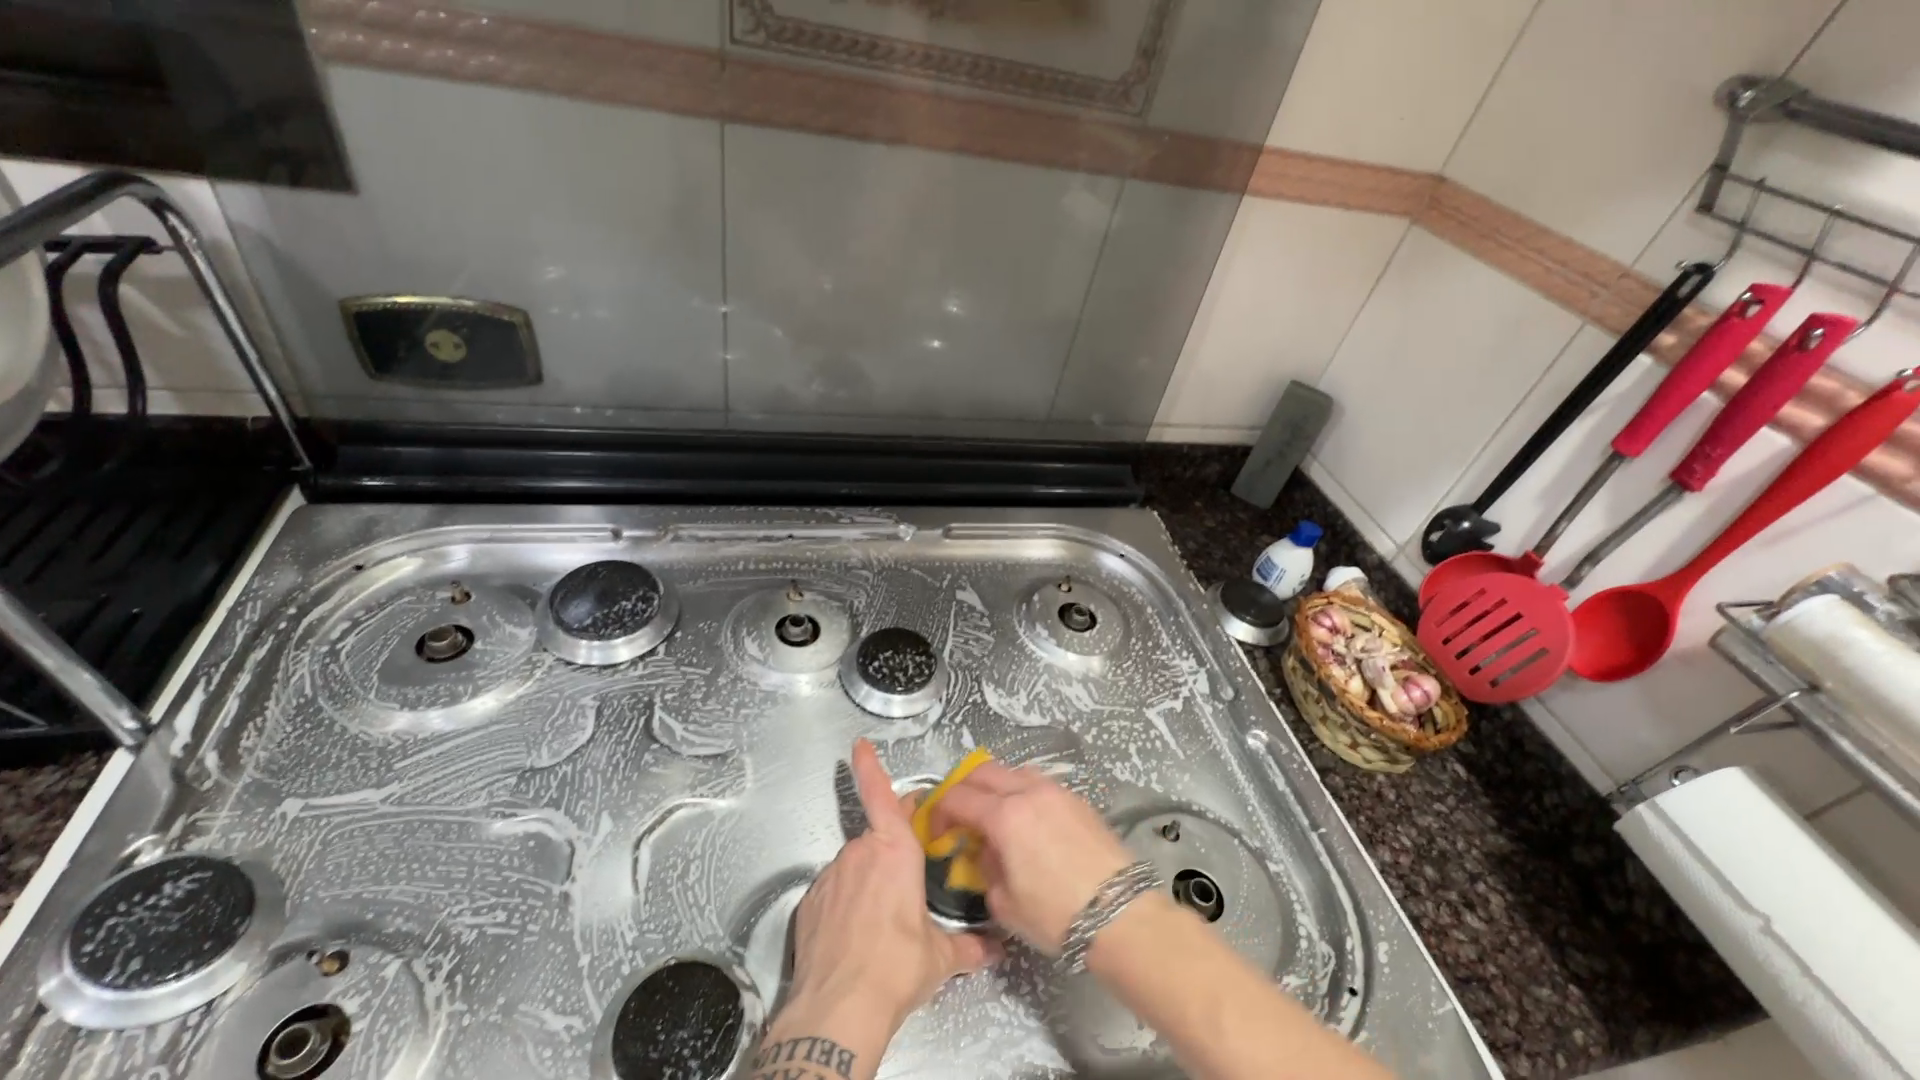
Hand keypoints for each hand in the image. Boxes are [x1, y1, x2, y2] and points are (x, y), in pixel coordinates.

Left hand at [785, 739, 996, 1041]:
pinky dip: (845, 907)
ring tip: (882, 927)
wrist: (839, 1009)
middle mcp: (858, 855)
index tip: (858, 745)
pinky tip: (856, 938)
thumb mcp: (941, 958)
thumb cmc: (896, 969)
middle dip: (891, 857)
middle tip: (907, 890)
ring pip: (854, 870)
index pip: (880, 797)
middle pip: (877, 841)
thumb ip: (970, 946)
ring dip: (868, 886)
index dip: (870, 768)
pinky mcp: (808, 905)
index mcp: (894, 853)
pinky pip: (833, 894)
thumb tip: (996, 948)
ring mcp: (829, 879)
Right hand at [926, 762, 1132, 954]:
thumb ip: (986, 869)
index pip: (957, 798)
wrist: (1122, 915)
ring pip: (1014, 772)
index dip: (938, 814)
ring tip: (995, 817)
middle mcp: (1029, 792)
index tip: (937, 835)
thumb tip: (988, 853)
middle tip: (960, 818)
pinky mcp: (1080, 801)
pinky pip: (1040, 784)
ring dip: (996, 787)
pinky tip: (1028, 823)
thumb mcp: (1004, 903)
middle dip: (964, 790)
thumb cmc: (1057, 915)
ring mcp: (1058, 792)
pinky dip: (1023, 794)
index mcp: (1004, 816)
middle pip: (983, 772)